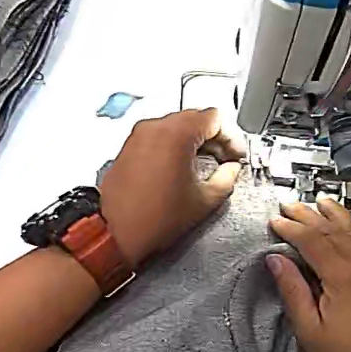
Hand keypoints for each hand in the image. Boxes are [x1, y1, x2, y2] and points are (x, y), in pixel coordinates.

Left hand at [99, 108, 245, 264]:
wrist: (114, 233)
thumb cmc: (152, 219)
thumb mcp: (203, 201)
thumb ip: (226, 179)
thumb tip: (231, 170)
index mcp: (176, 134)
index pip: (214, 118)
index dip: (232, 136)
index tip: (236, 154)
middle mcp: (155, 127)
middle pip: (195, 118)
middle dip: (214, 137)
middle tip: (225, 158)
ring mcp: (139, 135)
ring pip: (175, 126)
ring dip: (194, 140)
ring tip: (204, 164)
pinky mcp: (129, 147)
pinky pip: (158, 136)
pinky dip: (174, 145)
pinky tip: (181, 168)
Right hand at [267, 199, 350, 351]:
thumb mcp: (310, 331)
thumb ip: (293, 291)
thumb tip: (275, 260)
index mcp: (341, 275)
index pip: (311, 239)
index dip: (291, 228)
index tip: (274, 222)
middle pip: (333, 229)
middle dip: (308, 215)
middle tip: (288, 206)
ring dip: (336, 214)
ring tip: (320, 203)